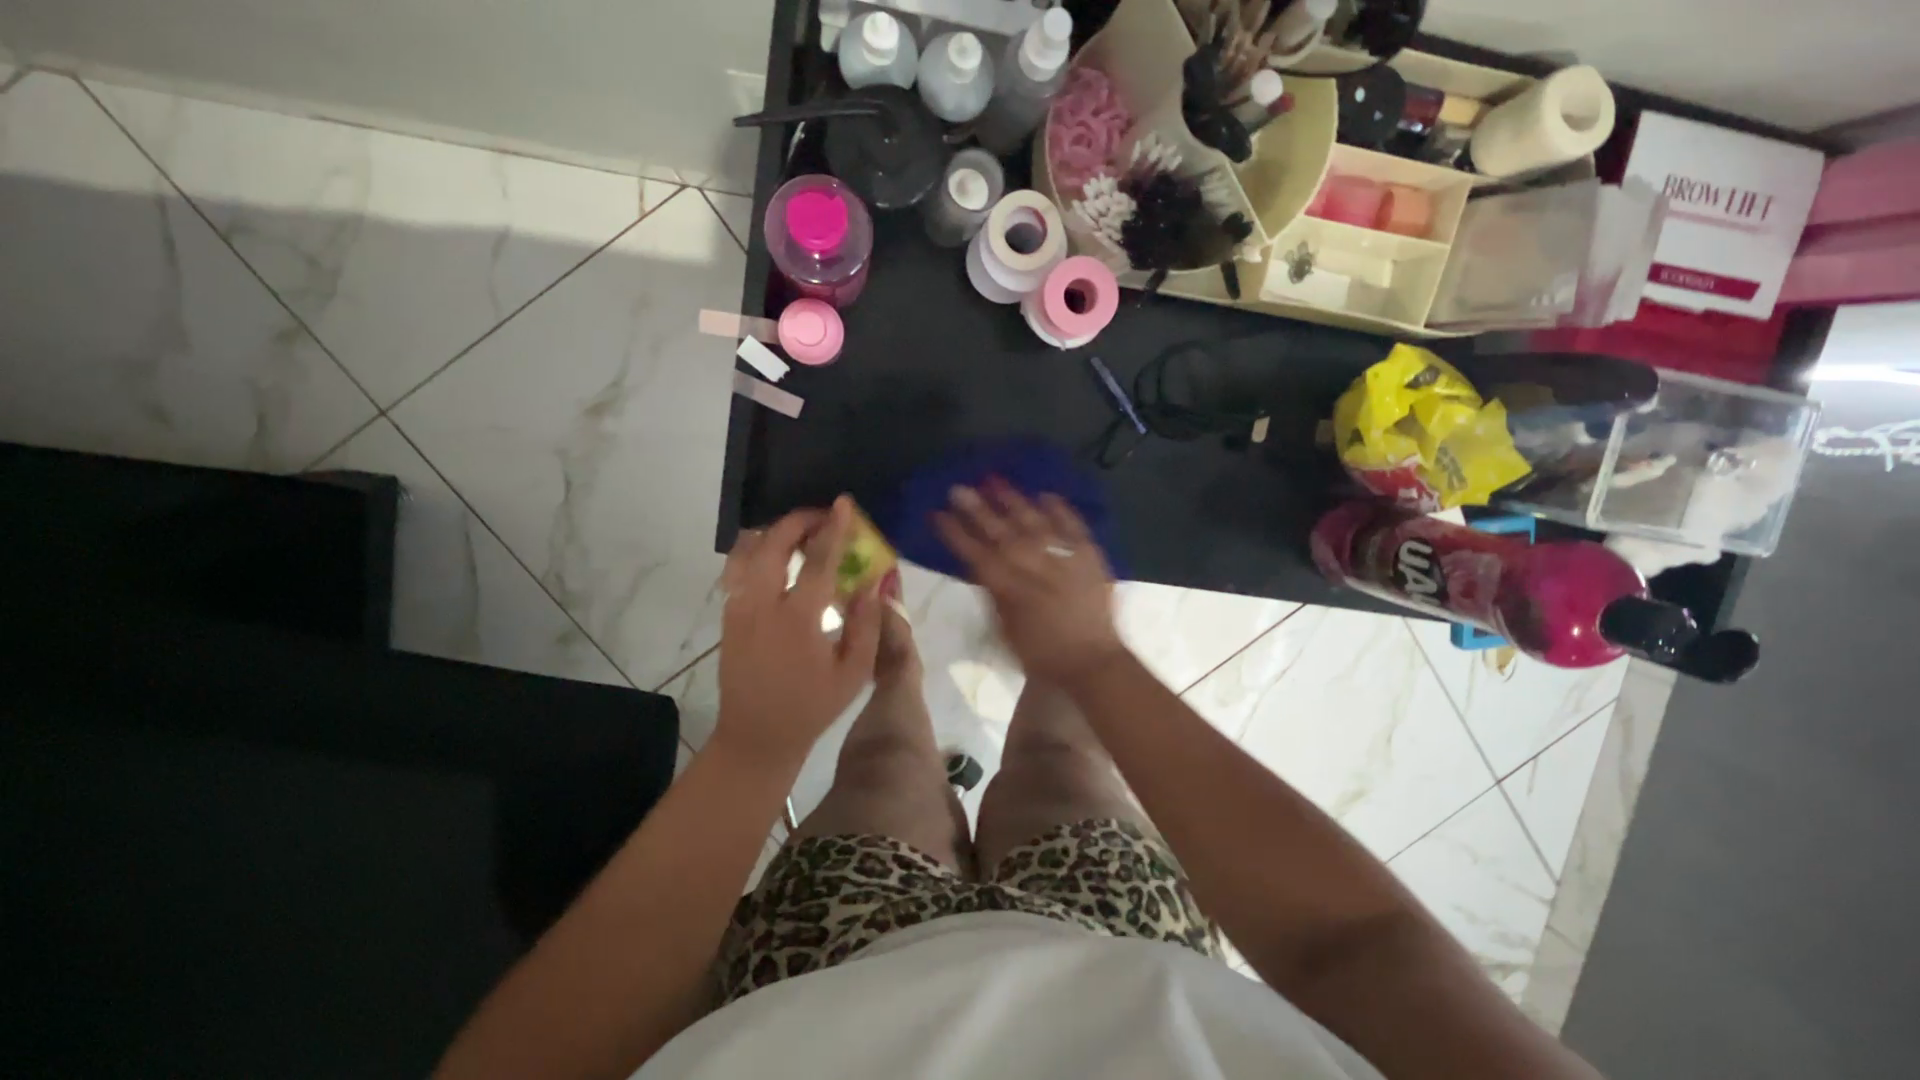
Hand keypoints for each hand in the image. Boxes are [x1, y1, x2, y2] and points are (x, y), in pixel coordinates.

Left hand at [715, 497, 881, 767]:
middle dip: (798, 521)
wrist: (756, 737)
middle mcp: (761, 605)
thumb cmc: (811, 708)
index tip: (843, 504)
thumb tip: (873, 582)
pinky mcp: (728, 616)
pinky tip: (779, 559)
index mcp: (796, 619)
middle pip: (772, 542)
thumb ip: (866, 624)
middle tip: (822, 518)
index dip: (832, 528)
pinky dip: (758, 552)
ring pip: (747, 550)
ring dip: (773, 533)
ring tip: (798, 535)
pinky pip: (738, 568)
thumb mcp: (853, 673)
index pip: (816, 560)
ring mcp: (738, 608)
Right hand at [933, 479, 1128, 684]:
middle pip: (1001, 533)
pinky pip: (1073, 526)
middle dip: (977, 510)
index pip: (975, 554)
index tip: (937, 513)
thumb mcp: (1005, 632)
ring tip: (994, 481)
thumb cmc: (1042, 656)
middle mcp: (1033, 568)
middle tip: (958, 488)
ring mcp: (1063, 559)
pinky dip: (1059, 510)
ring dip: (1013, 501)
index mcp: (1008, 589)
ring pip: (1034, 523)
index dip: (955, 533)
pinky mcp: (1089, 556)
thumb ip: (993, 598)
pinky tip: (1045, 495)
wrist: (1092, 663)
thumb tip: (980, 570)